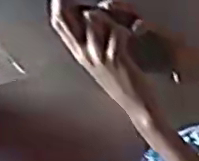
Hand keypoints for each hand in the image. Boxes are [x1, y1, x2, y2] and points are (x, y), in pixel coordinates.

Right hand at [50, 0, 158, 122]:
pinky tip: (130, 34)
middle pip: (66, 15)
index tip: (73, 0)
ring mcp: (100, 57)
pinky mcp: (118, 60)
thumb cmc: (125, 90)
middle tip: (97, 8)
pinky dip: (124, 29)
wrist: (141, 111)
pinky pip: (117, 32)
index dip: (60, 4)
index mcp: (79, 55)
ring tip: (119, 26)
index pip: (58, 22)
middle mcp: (85, 54)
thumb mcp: (100, 68)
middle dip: (77, 4)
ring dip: (108, 16)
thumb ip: (90, 49)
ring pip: (93, 18)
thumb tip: (87, 27)